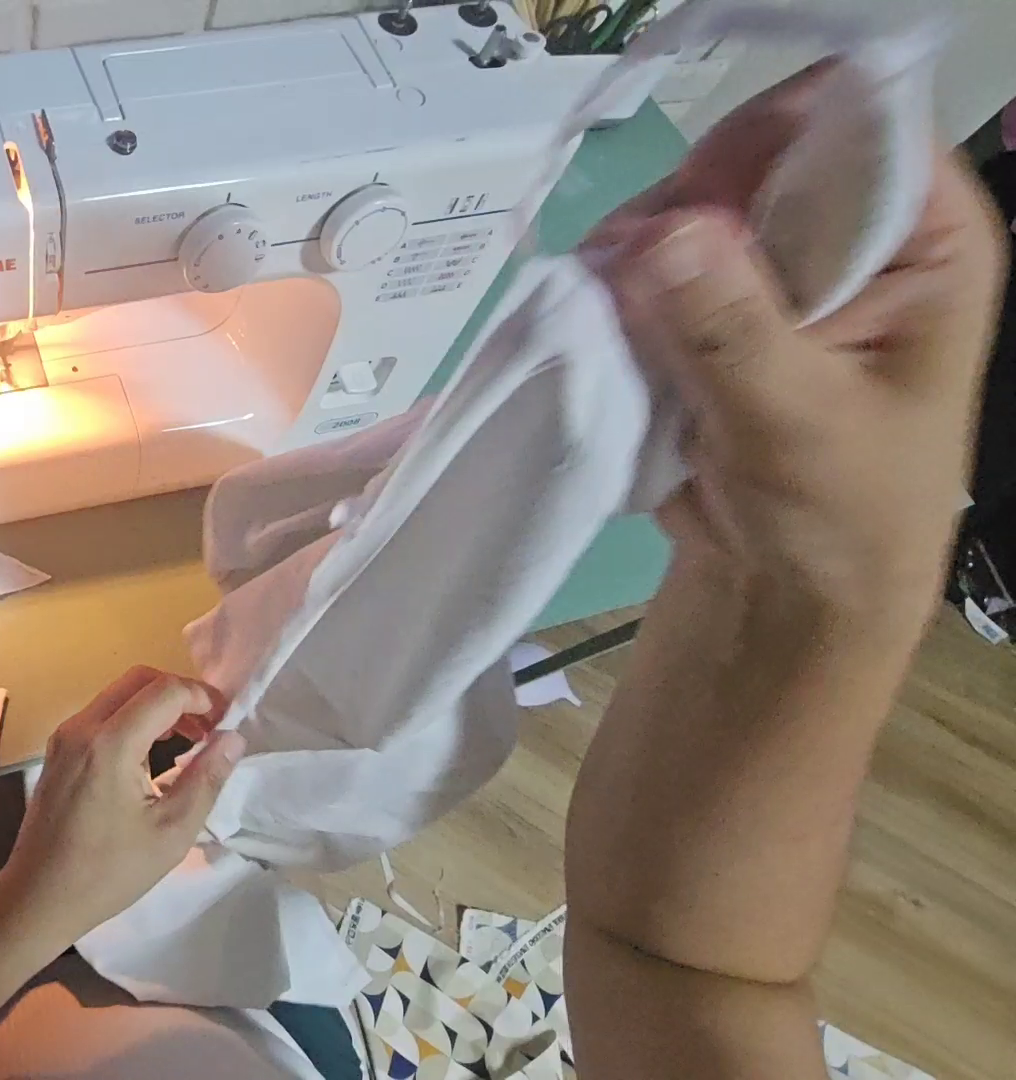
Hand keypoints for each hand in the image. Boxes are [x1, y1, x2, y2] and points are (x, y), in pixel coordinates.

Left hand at [0, 666, 244, 943]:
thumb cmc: (109, 872)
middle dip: (180, 694)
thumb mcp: (171, 832)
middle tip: (208, 727)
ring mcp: (65, 735)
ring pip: (118, 693)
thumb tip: (234, 738)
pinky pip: (101, 713)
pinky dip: (133, 717)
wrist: (39, 895)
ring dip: (156, 704)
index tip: (226, 722)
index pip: (164, 691)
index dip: (203, 697)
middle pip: (138, 680)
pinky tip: (151, 751)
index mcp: (110, 743)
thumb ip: (206, 778)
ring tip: (188, 738)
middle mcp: (82, 726)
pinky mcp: (58, 748)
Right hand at [589, 71, 1004, 618]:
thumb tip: (658, 230)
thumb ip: (728, 326)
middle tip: (622, 261)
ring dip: (632, 257)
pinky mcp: (699, 330)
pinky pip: (645, 286)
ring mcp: (762, 291)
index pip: (857, 132)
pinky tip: (591, 320)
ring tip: (597, 301)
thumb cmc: (832, 504)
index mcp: (917, 248)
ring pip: (685, 229)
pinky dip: (610, 296)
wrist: (781, 580)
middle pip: (753, 171)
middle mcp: (840, 251)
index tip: (687, 195)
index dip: (771, 138)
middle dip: (681, 206)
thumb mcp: (792, 415)